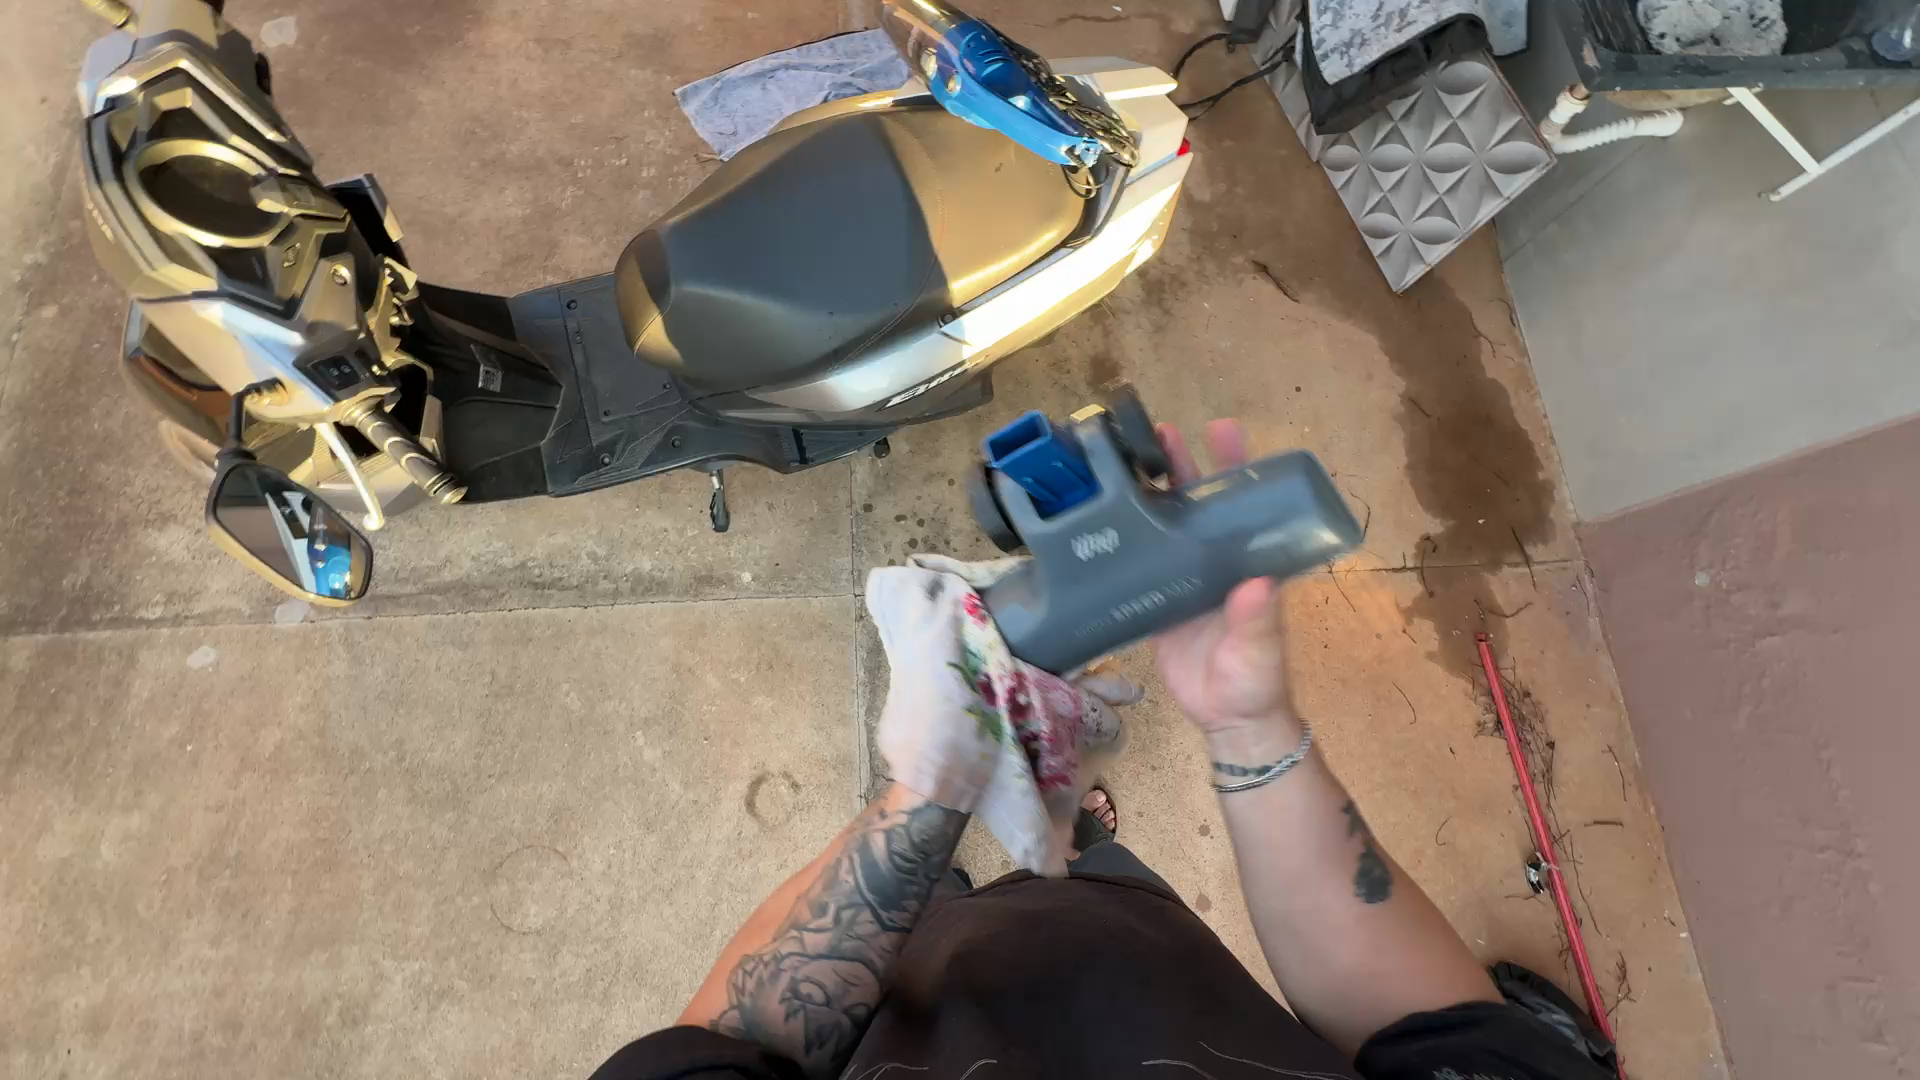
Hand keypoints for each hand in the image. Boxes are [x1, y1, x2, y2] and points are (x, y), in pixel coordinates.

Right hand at [1150, 420, 1297, 737]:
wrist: (1225, 720)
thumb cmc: (1255, 683)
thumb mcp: (1260, 653)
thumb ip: (1259, 622)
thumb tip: (1258, 583)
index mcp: (1245, 565)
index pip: (1242, 505)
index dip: (1235, 467)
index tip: (1221, 431)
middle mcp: (1215, 564)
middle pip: (1198, 506)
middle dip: (1183, 466)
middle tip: (1161, 431)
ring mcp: (1183, 580)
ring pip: (1164, 528)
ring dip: (1149, 495)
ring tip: (1125, 462)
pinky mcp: (1156, 600)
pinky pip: (1139, 562)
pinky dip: (1124, 539)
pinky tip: (1101, 518)